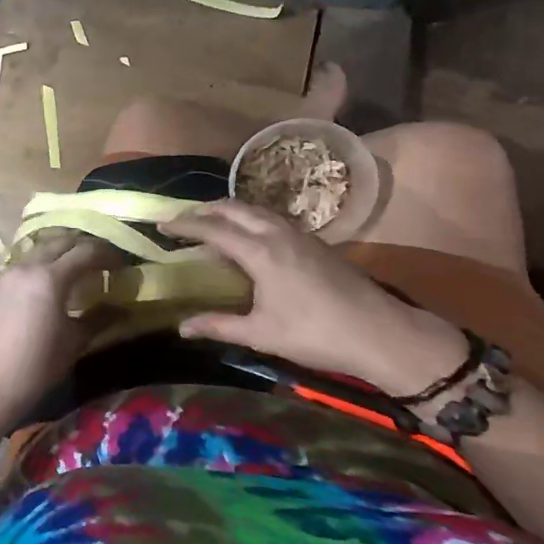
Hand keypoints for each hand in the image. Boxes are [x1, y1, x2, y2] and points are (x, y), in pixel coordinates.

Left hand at [0, 233, 119, 436]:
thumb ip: (99, 318)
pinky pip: (25, 262)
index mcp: (50, 278)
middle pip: (60, 241)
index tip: (121, 263)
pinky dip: (42, 262)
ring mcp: (8, 272)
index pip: (85, 252)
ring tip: (78, 268)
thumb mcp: (75, 341)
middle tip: (102, 261)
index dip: (107, 254)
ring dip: (61, 251)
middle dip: (84, 246)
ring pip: (40, 248)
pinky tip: (51, 281)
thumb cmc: (38, 364)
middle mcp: (27, 266)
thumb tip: (123, 308)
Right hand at [161, 200, 467, 395]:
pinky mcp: (316, 244)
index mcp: (261, 253)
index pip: (213, 229)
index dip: (185, 224)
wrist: (381, 333)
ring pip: (257, 210)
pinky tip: (249, 237)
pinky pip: (273, 219)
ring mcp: (301, 236)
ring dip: (230, 211)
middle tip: (182, 219)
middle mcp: (278, 234)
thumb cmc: (316, 334)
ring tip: (211, 223)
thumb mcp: (261, 334)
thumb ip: (218, 326)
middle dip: (205, 210)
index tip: (161, 223)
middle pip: (235, 209)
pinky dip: (251, 219)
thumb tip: (181, 328)